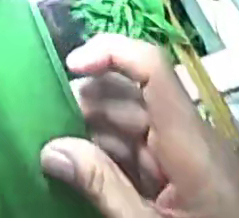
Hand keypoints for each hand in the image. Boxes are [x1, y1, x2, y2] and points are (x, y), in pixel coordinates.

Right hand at [40, 34, 238, 217]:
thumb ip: (103, 186)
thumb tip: (50, 149)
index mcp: (190, 140)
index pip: (152, 66)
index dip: (110, 52)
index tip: (71, 65)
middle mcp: (190, 136)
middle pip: (135, 93)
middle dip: (90, 97)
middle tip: (49, 115)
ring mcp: (188, 158)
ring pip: (134, 121)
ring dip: (96, 126)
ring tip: (58, 141)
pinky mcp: (185, 180)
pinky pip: (142, 151)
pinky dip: (112, 152)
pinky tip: (83, 164)